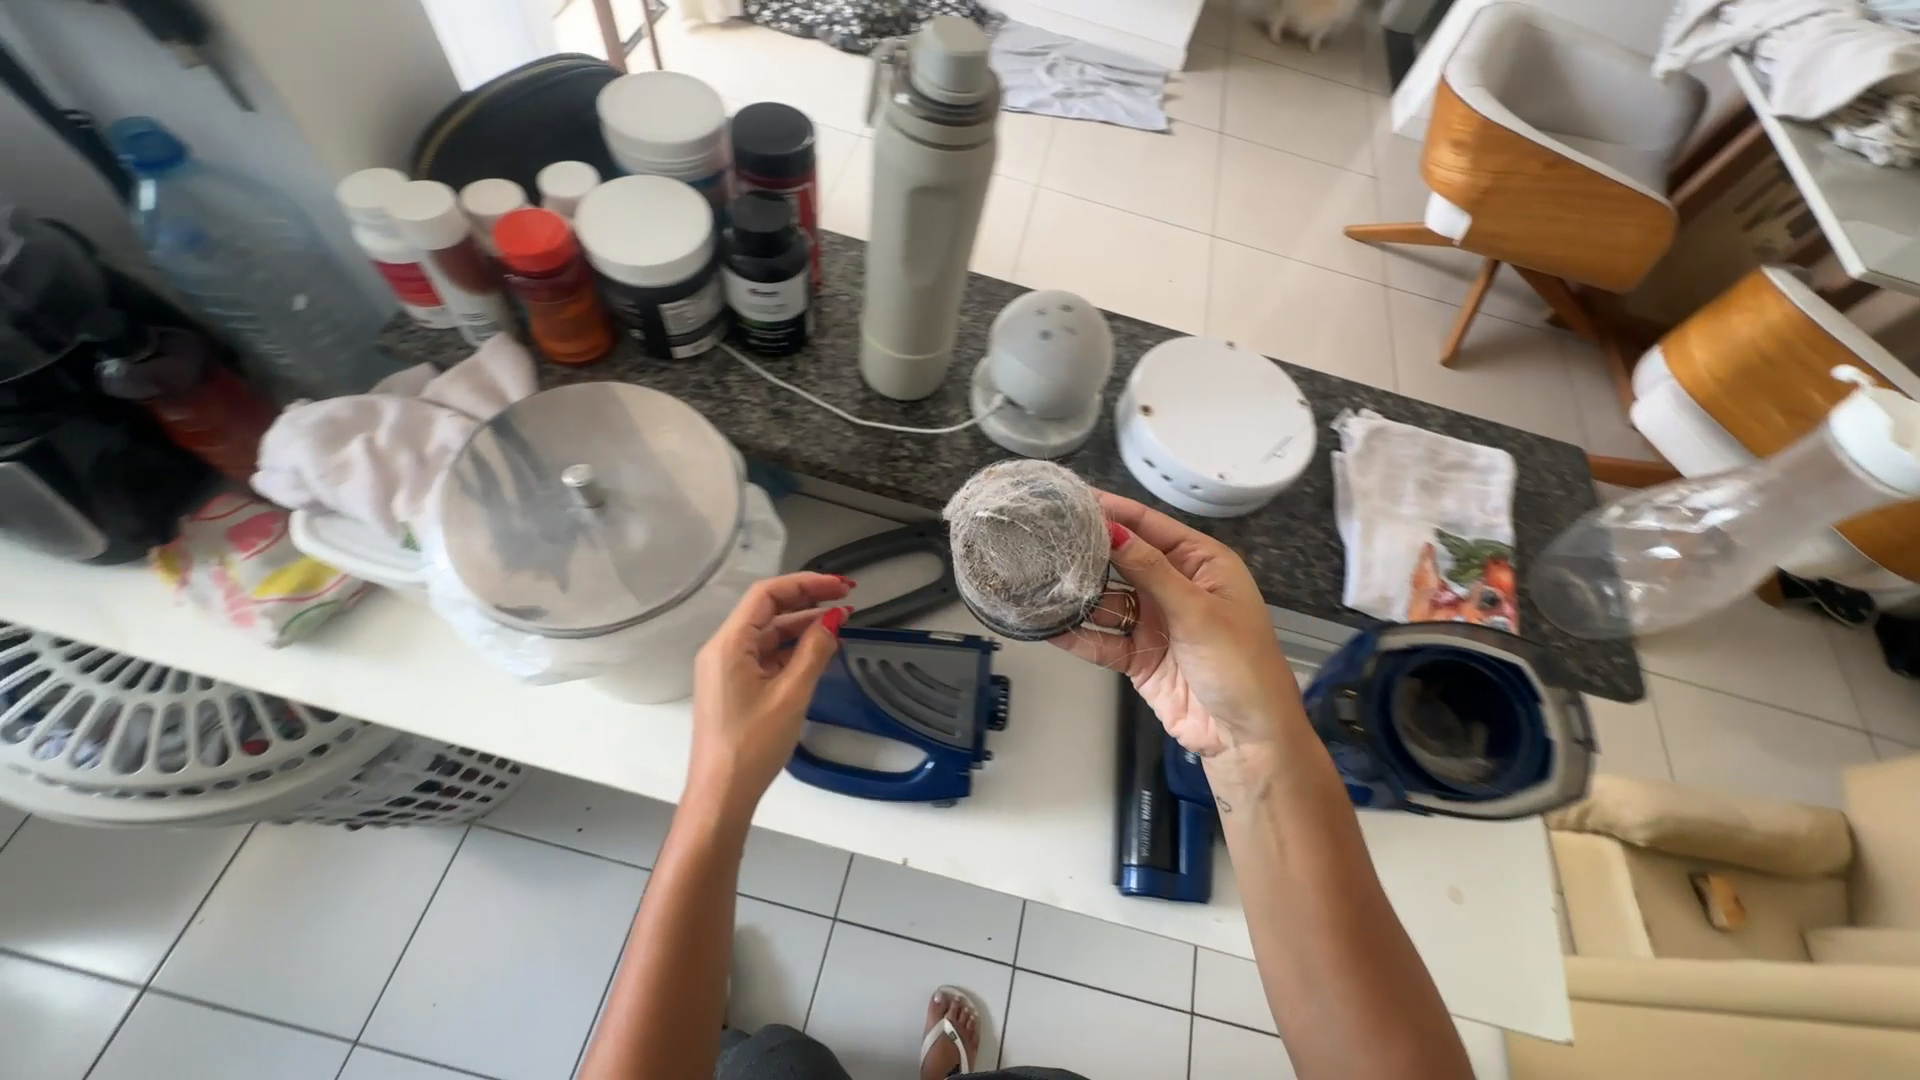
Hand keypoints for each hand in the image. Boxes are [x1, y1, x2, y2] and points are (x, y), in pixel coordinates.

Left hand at [689, 572, 852, 809]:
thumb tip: (834, 620)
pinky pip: (766, 655)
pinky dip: (793, 649)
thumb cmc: (753, 745)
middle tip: (847, 598)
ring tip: (841, 623)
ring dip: (803, 626)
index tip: (841, 586)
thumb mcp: (791, 695)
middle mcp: (723, 649)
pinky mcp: (735, 686)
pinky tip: (819, 650)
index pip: (767, 595)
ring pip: (768, 633)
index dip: (806, 584)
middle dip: (808, 601)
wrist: (722, 794)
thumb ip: (814, 651)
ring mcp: (727, 668)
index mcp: (729, 644)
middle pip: (767, 610)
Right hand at [1050, 493, 1303, 757]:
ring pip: (1108, 600)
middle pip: (1124, 561)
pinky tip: (1048, 626)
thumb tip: (1113, 530)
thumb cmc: (1241, 666)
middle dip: (1089, 552)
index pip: (1151, 527)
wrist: (1248, 739)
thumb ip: (1151, 570)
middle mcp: (1176, 587)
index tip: (1075, 498)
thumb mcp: (1198, 611)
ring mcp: (1156, 622)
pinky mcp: (1139, 656)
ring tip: (1038, 580)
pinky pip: (1102, 638)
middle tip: (1045, 536)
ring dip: (1078, 595)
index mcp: (1202, 564)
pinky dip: (1078, 634)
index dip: (1114, 511)